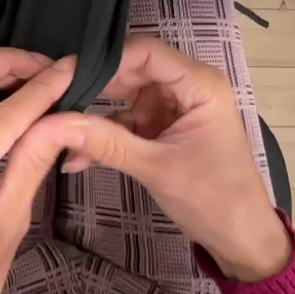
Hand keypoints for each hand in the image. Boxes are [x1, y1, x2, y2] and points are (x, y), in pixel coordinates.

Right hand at [32, 38, 290, 281]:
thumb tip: (54, 124)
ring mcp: (175, 105)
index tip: (66, 73)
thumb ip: (105, 143)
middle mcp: (188, 85)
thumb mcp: (156, 168)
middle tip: (53, 96)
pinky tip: (76, 154)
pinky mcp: (165, 125)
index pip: (146, 52)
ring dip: (95, 112)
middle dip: (94, 84)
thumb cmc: (213, 200)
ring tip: (57, 122)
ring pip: (126, 93)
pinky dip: (106, 134)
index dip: (106, 60)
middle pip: (133, 69)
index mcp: (200, 84)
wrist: (242, 241)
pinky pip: (129, 118)